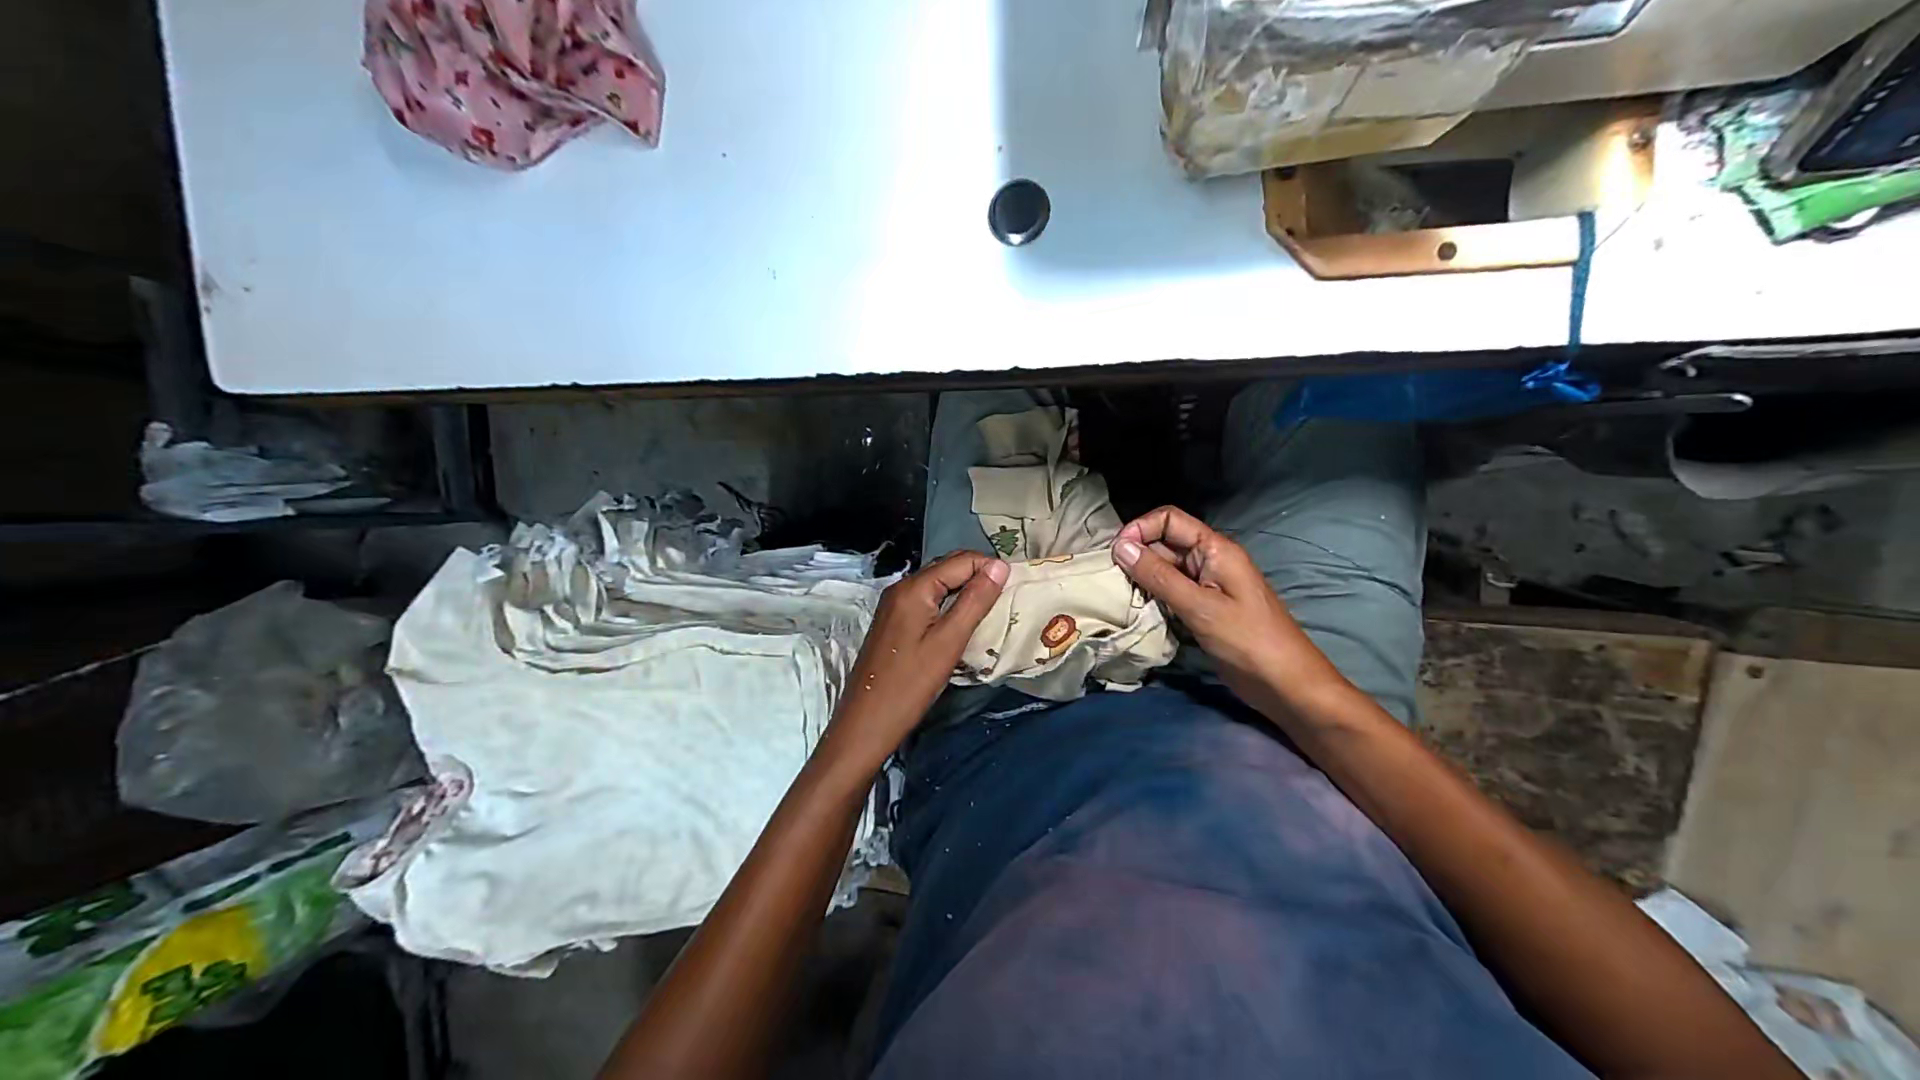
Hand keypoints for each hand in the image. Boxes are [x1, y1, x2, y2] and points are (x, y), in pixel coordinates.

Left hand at [822, 551, 1008, 768]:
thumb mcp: (949, 642)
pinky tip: (964, 622)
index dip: (990, 568)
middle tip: (1008, 595)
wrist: (866, 723)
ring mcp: (895, 606)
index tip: (1016, 585)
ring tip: (993, 607)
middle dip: (979, 576)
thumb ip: (974, 601)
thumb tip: (1000, 566)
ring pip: (938, 585)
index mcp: (914, 588)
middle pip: (947, 568)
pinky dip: (949, 605)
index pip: (961, 560)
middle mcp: (901, 589)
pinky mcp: (894, 623)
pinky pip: (928, 602)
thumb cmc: (910, 685)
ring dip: (965, 590)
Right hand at [1112, 506, 1344, 703]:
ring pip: (1164, 570)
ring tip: (1119, 596)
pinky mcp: (1203, 608)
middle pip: (1163, 544)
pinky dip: (1153, 597)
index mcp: (1215, 549)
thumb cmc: (1248, 641)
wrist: (1286, 684)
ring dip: (1141, 579)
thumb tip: (1120, 547)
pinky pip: (1170, 592)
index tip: (1115, 554)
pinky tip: (1138, 611)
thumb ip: (1158, 576)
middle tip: (1111, 580)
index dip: (1140, 529)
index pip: (1169, 519)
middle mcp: (1209, 561)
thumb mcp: (1200, 607)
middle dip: (1135, 556)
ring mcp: (1206, 586)